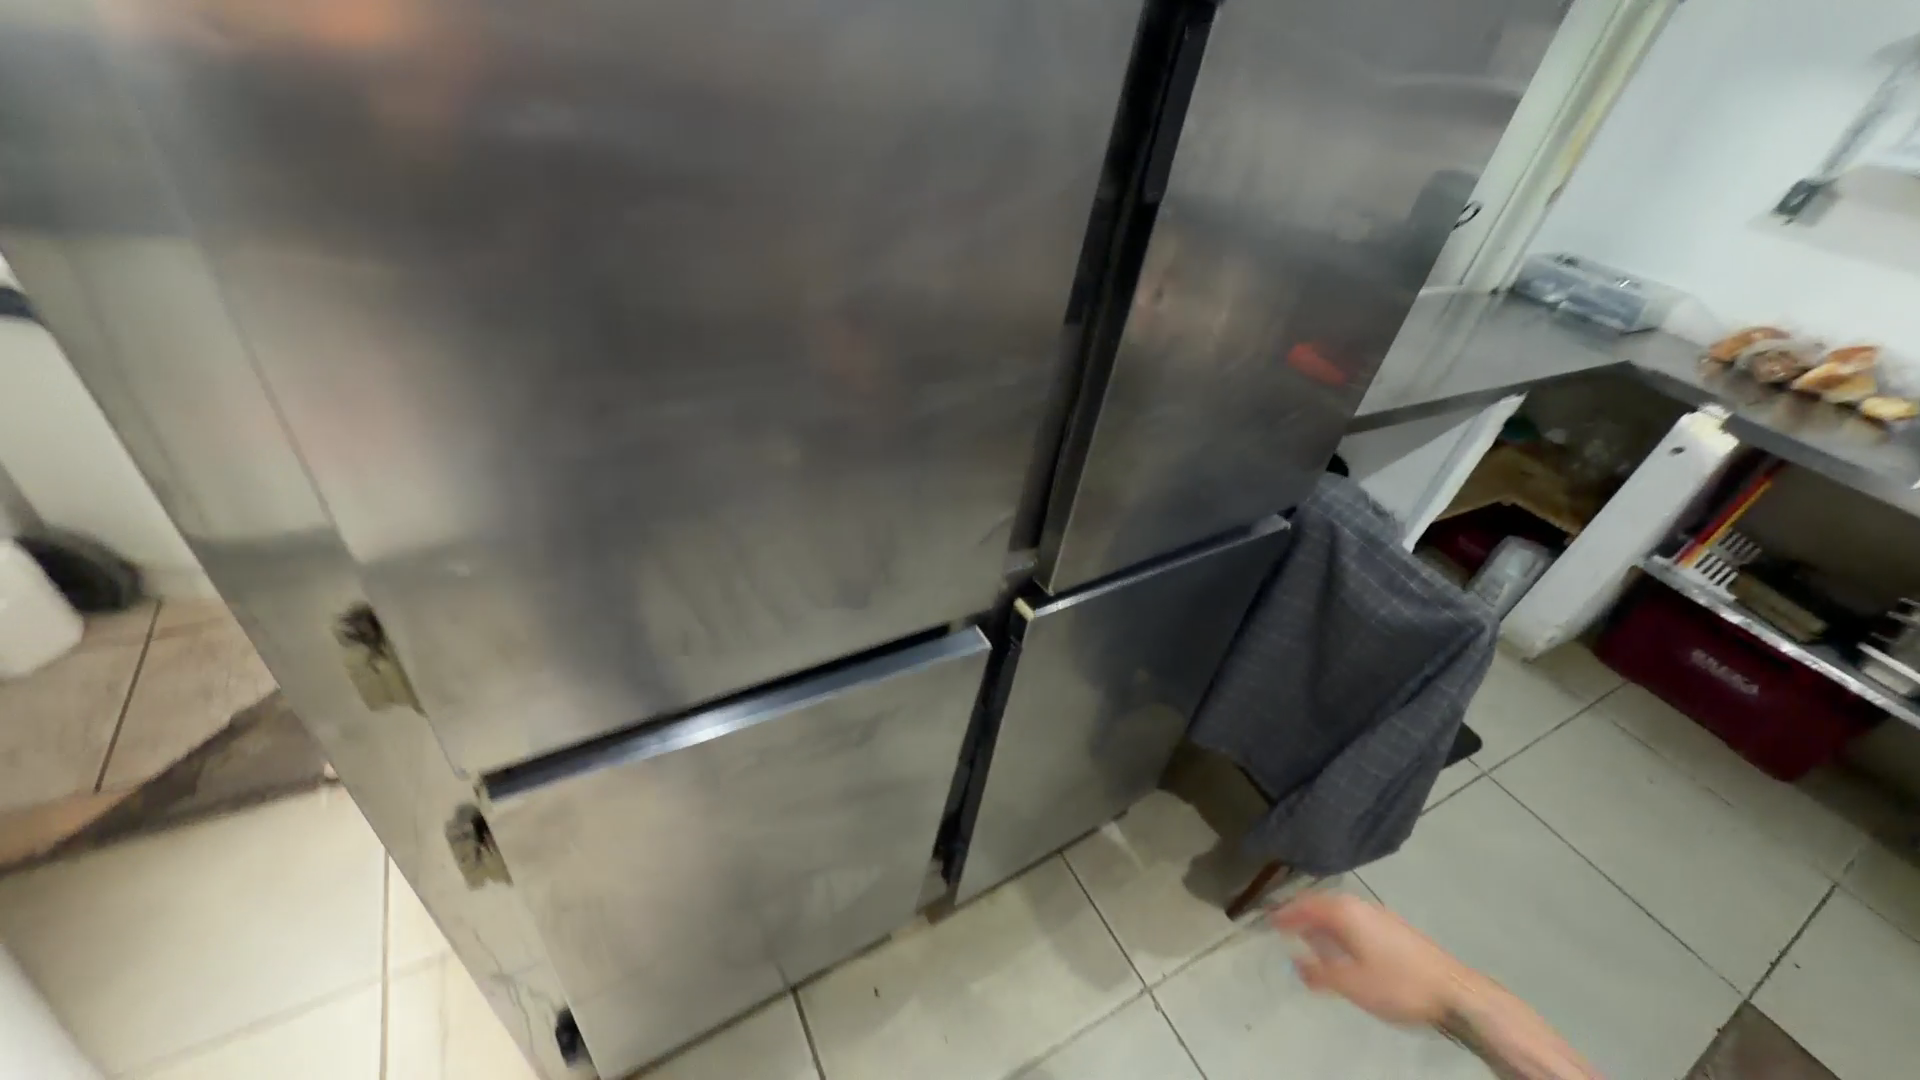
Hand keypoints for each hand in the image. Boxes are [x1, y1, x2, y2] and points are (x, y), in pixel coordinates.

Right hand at [1268, 890, 1474, 1025]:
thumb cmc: (1397, 984)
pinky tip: (1343, 952)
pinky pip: (1355, 923)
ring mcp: (1380, 917)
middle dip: (1303, 917)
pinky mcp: (1395, 931)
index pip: (1305, 904)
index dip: (1284, 912)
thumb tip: (1295, 961)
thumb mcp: (1350, 983)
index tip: (1267, 920)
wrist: (1455, 992)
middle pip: (1322, 905)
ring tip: (1310, 944)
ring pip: (1340, 915)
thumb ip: (1318, 972)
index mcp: (1344, 911)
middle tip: (1286, 931)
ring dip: (1322, 927)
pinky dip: (1340, 932)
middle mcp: (1360, 906)